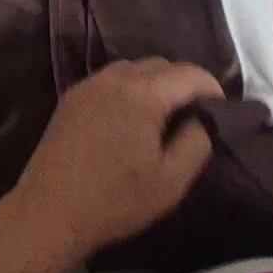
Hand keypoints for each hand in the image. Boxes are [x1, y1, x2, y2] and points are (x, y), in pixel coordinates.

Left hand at [0, 58, 221, 272]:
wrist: (51, 208)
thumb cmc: (116, 198)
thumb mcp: (170, 181)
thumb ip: (197, 143)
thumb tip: (203, 118)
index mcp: (143, 93)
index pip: (188, 73)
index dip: (211, 87)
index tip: (221, 110)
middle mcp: (116, 76)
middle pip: (161, 64)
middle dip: (183, 82)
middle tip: (195, 113)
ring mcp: (90, 82)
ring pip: (134, 67)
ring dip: (155, 82)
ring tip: (164, 113)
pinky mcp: (73, 93)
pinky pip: (111, 77)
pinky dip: (130, 87)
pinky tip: (130, 115)